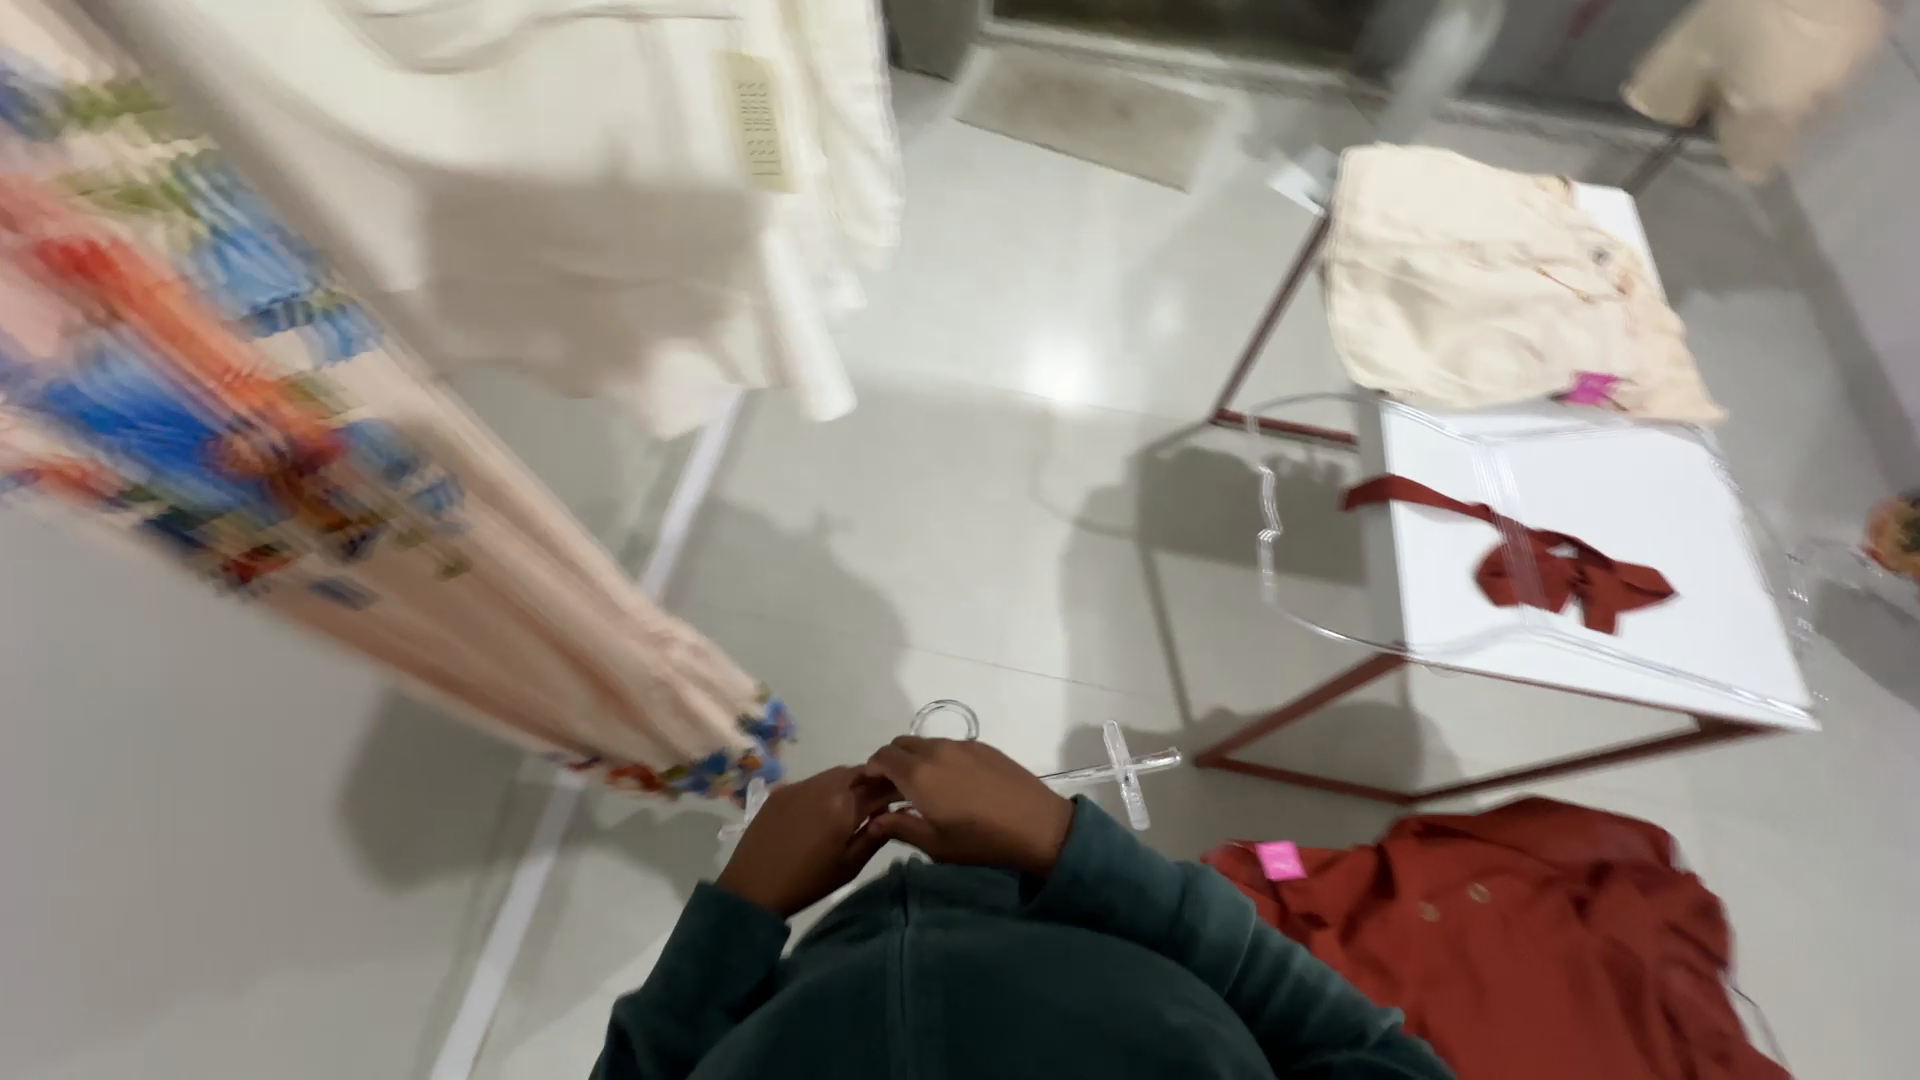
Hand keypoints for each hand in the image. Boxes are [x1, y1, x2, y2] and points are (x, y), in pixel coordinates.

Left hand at [715, 766, 896, 917]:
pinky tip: (820, 811)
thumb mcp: (850, 866)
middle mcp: (824, 786)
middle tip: (878, 802)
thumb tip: (896, 813)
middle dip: (873, 782)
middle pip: (859, 772)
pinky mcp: (781, 791)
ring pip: (835, 774)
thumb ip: (876, 835)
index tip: (905, 796)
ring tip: (850, 806)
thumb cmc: (808, 882)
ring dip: (850, 783)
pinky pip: (812, 781)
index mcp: (844, 805)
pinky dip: (825, 789)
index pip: (880, 785)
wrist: (753, 888)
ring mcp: (800, 785)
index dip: (896, 788)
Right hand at [860, 737, 1073, 875]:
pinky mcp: (982, 746)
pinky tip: (952, 782)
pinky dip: (938, 757)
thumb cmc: (980, 840)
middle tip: (893, 788)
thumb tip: (872, 822)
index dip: (871, 769)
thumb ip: (899, 827)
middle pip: (901, 744)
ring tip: (923, 787)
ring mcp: (961, 745)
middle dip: (890, 762)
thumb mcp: (935, 844)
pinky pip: (949, 745)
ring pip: (925, 743)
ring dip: (915, 758)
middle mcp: (936, 750)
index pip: (882, 757)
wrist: (1036, 825)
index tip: (870, 788)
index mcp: (919, 774)